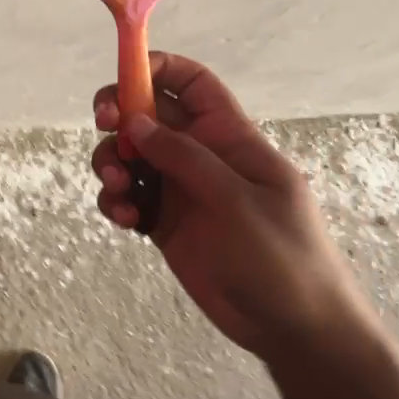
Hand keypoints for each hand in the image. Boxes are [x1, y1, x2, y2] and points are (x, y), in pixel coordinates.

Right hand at [91, 53, 378, 362]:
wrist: (295, 331)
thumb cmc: (283, 257)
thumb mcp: (238, 201)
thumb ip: (185, 158)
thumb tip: (135, 121)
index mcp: (228, 137)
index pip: (191, 82)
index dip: (157, 68)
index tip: (123, 78)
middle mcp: (198, 155)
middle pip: (146, 113)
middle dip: (118, 114)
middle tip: (104, 125)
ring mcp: (178, 189)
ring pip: (128, 155)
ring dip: (111, 163)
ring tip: (118, 191)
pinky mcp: (162, 222)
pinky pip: (126, 197)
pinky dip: (115, 202)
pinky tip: (124, 221)